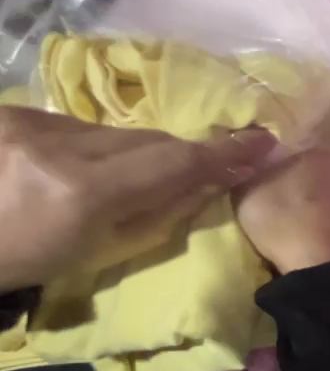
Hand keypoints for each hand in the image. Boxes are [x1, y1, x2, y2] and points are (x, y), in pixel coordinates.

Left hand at [0, 107, 275, 289]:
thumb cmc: (29, 259)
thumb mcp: (108, 247)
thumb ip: (166, 209)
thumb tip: (213, 181)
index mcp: (86, 189)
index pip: (177, 159)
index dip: (225, 151)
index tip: (262, 141)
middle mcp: (54, 145)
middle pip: (149, 139)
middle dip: (178, 155)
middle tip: (198, 172)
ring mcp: (21, 122)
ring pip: (112, 130)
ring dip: (130, 150)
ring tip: (114, 177)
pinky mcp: (2, 111)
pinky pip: (71, 123)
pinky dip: (87, 143)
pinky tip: (67, 165)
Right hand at [234, 147, 329, 272]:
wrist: (329, 265)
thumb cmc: (286, 219)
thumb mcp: (249, 187)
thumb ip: (263, 170)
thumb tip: (273, 169)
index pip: (306, 156)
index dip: (290, 174)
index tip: (277, 191)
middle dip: (319, 189)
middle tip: (297, 209)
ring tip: (317, 227)